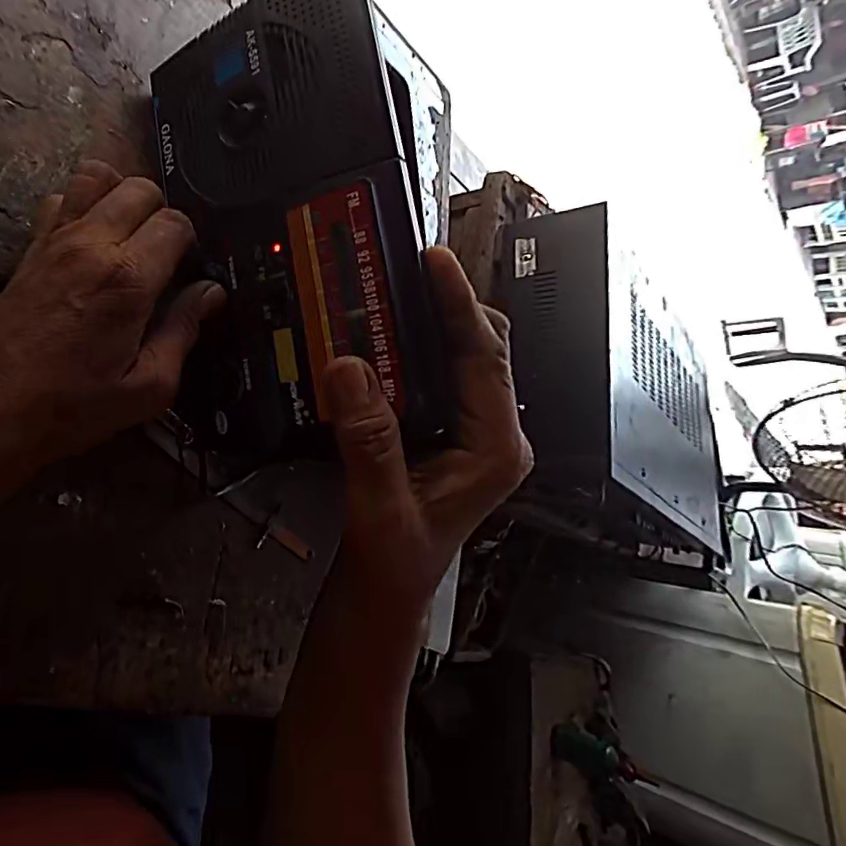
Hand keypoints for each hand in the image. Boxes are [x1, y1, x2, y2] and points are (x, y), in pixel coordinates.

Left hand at [0, 161, 223, 515]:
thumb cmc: (73, 409)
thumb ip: (183, 331)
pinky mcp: (29, 248)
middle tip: (162, 253)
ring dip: (120, 195)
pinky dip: (81, 204)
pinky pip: (59, 197)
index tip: (188, 269)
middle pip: (139, 187)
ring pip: (96, 176)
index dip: (190, 241)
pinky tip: (90, 240)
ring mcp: (54, 240)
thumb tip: (210, 293)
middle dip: (161, 212)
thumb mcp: (149, 387)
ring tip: (129, 235)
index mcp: (127, 279)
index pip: (174, 222)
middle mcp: (91, 245)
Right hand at [322, 246, 532, 611]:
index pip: (486, 358)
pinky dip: (407, 344)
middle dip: (443, 302)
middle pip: (479, 343)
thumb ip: (367, 440)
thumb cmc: (398, 559)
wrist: (389, 580)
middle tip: (403, 270)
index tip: (436, 266)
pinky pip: (434, 367)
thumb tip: (351, 372)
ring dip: (424, 320)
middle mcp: (490, 430)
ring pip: (458, 350)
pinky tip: (380, 335)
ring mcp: (470, 425)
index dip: (460, 305)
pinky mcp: (446, 422)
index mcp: (494, 448)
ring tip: (390, 292)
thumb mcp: (380, 505)